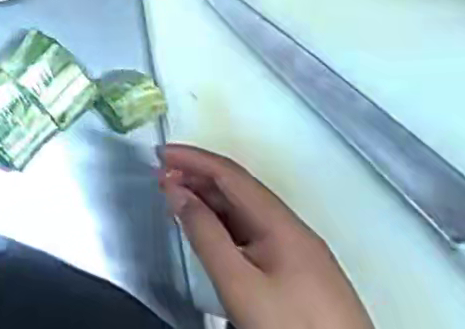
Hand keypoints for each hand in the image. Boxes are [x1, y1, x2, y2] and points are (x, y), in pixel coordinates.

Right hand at [159, 144, 372, 328]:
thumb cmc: (289, 327)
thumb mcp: (237, 282)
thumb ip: (203, 232)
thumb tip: (177, 192)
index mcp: (283, 226)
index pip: (231, 175)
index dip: (192, 158)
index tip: (158, 154)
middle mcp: (297, 233)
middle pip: (241, 190)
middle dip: (197, 177)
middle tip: (160, 178)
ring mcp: (305, 256)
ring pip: (248, 212)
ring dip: (209, 199)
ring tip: (177, 201)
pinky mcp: (305, 277)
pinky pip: (257, 232)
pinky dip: (225, 221)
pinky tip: (210, 231)